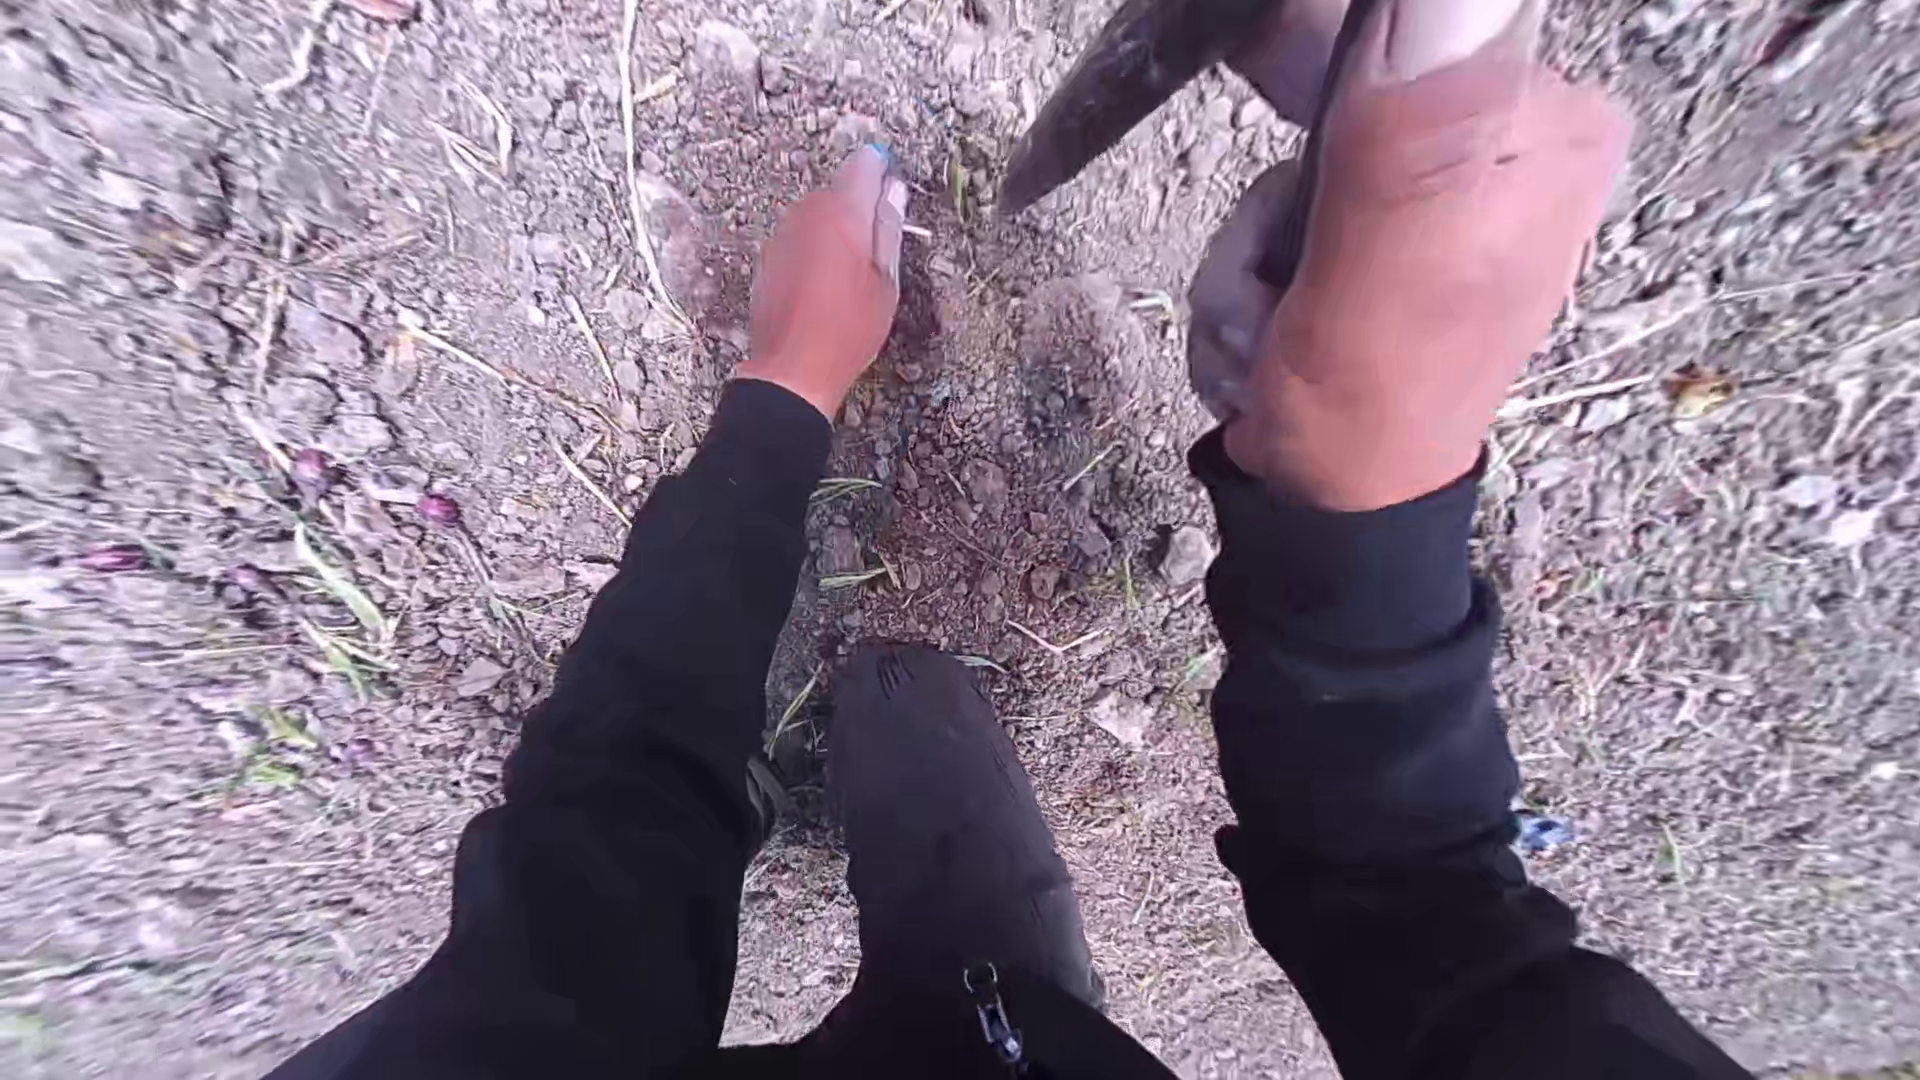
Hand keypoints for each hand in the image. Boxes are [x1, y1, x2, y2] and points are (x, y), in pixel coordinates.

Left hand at [740, 146, 908, 418]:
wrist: (794, 367)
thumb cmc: (848, 330)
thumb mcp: (885, 283)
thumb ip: (889, 230)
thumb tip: (894, 191)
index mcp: (843, 212)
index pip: (865, 164)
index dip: (883, 177)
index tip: (892, 202)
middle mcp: (808, 211)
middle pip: (840, 189)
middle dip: (860, 210)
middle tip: (877, 256)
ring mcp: (784, 232)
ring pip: (818, 214)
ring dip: (837, 232)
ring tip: (850, 278)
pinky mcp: (770, 255)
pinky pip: (800, 238)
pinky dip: (816, 250)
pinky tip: (825, 288)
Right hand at [1218, 0, 1632, 509]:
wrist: (1321, 497)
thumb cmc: (1361, 407)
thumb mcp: (1386, 279)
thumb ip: (1413, 138)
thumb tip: (1424, 3)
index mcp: (1524, 145)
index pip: (1413, 45)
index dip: (1318, 90)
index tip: (1266, 128)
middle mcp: (1469, 169)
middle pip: (1318, 136)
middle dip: (1262, 242)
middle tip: (1270, 316)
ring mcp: (1394, 221)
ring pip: (1269, 206)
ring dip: (1236, 291)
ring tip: (1259, 356)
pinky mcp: (1339, 264)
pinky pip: (1255, 254)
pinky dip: (1236, 312)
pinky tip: (1255, 361)